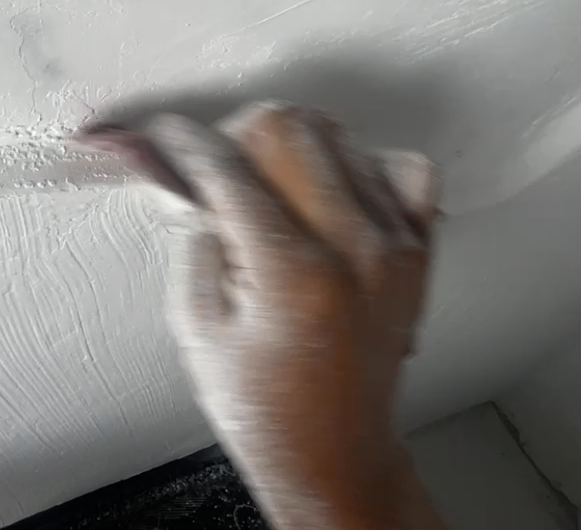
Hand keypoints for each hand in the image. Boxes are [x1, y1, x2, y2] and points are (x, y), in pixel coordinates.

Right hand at [81, 104, 444, 529]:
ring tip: (266, 184)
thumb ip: (192, 234)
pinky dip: (359, 165)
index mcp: (292, 272)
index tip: (162, 134)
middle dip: (236, 134)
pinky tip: (327, 192)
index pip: (226, 165)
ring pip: (336, 133)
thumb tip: (185, 175)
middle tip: (216, 168)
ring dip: (288, 145)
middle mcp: (354, 248)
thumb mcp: (197, 321)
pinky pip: (399, 167)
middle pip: (288, 125)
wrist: (336, 455)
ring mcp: (394, 246)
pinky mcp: (418, 251)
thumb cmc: (264, 405)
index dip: (182, 140)